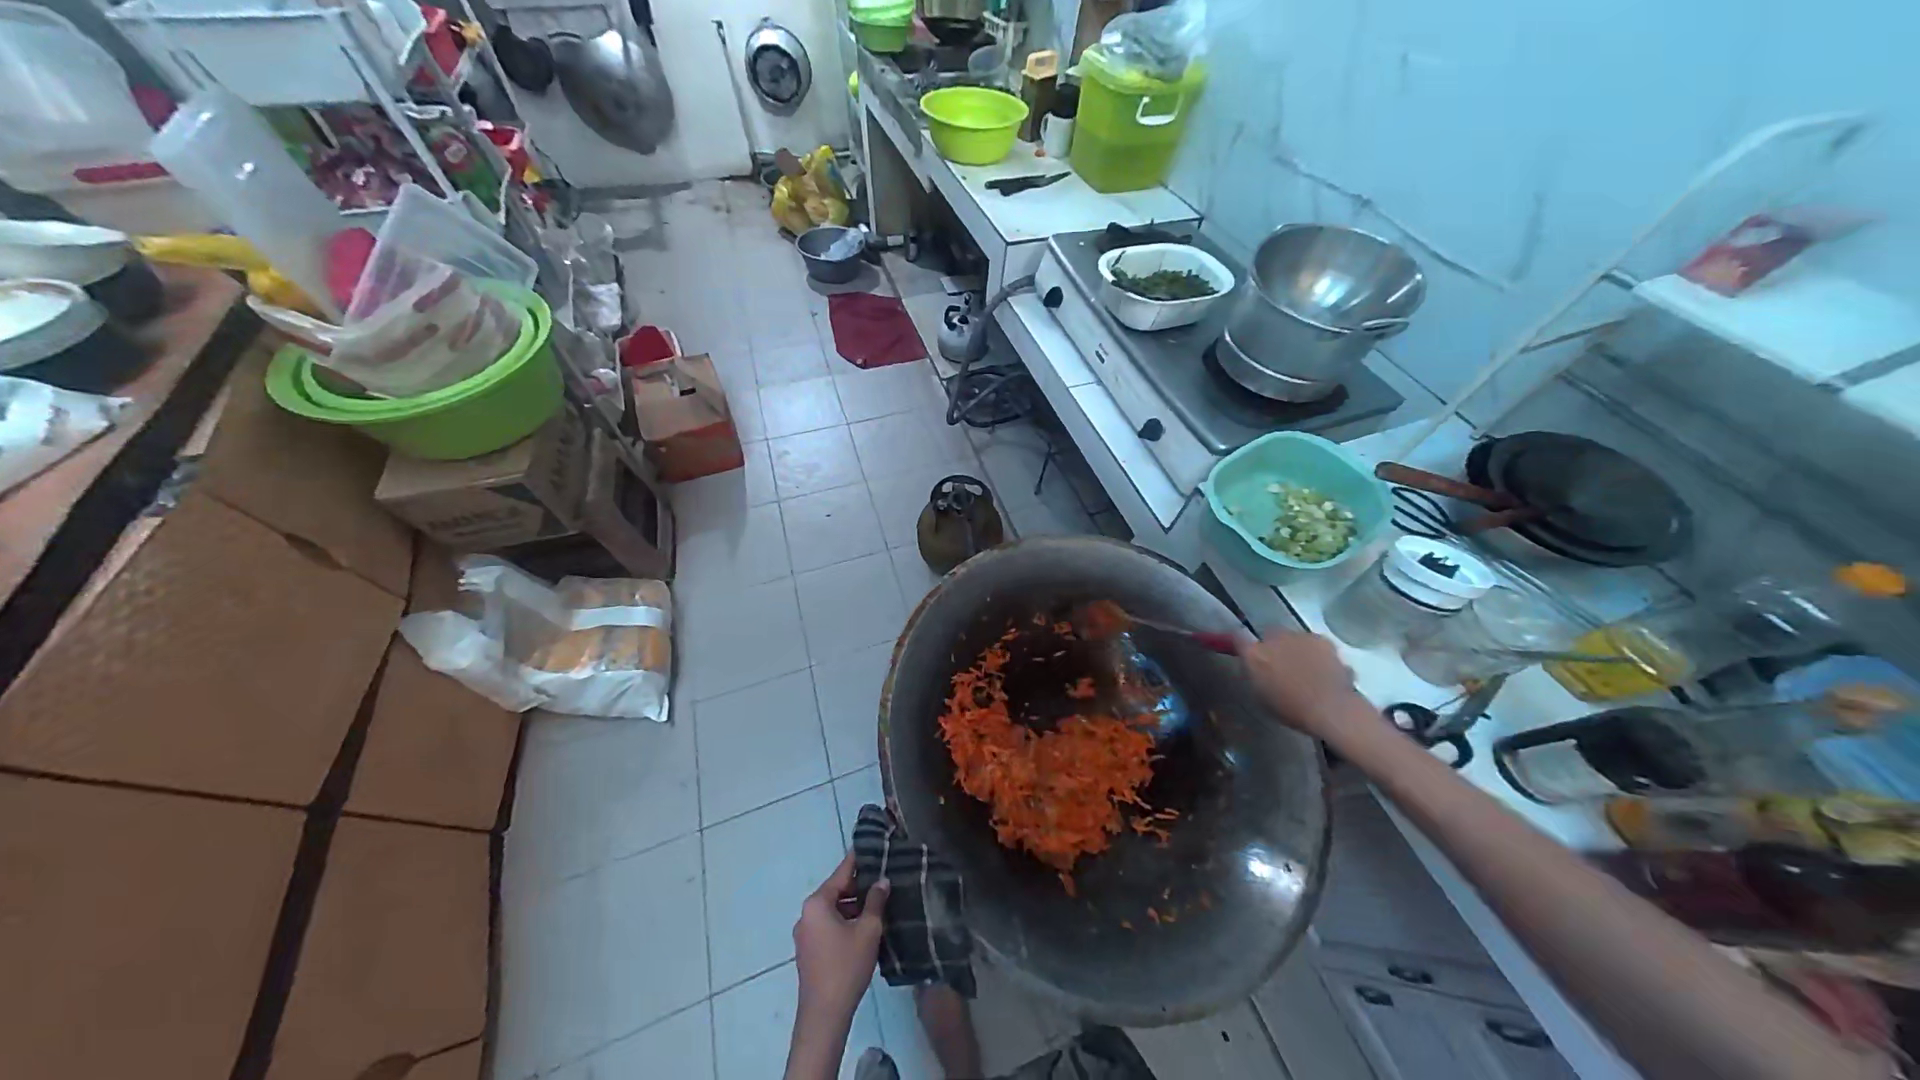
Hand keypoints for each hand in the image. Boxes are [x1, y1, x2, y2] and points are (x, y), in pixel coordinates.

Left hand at [793, 854, 889, 1026]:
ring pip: (833, 910)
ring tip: (879, 904)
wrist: (824, 1014)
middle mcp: (807, 913)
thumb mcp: (868, 930)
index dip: (858, 860)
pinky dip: (845, 921)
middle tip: (884, 879)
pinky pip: (828, 925)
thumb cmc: (846, 966)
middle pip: (836, 891)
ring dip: (853, 907)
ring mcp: (805, 933)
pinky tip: (865, 927)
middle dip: (859, 887)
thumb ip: (876, 901)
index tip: (871, 845)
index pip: (841, 873)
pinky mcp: (808, 950)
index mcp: (817, 903)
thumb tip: (882, 881)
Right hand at [1240, 631, 1368, 737]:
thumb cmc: (1290, 709)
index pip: (1237, 638)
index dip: (1237, 641)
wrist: (1330, 708)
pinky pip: (1313, 644)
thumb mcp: (1261, 695)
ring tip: (1305, 671)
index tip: (1239, 648)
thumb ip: (1254, 674)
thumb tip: (1254, 666)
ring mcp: (1300, 636)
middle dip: (1271, 647)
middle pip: (1268, 636)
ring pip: (1292, 639)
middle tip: (1279, 666)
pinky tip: (1323, 671)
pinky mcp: (1323, 640)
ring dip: (1294, 649)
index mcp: (1254, 654)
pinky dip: (1315, 653)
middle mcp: (1274, 638)